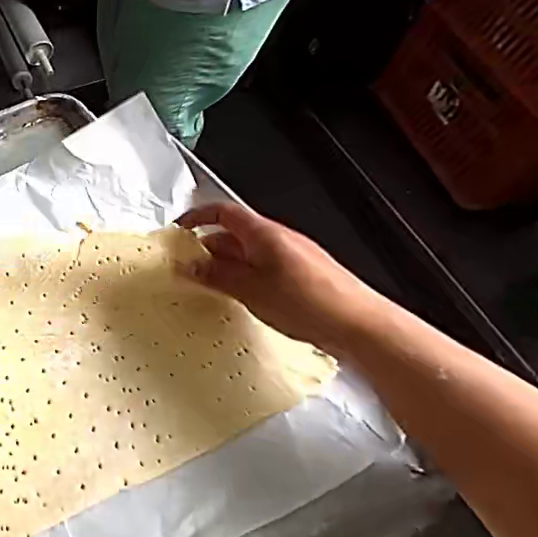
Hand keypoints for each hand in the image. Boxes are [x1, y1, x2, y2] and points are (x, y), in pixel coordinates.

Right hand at [176, 203, 390, 356]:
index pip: (223, 212)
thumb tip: (190, 265)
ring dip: (224, 266)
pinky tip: (240, 297)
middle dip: (206, 249)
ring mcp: (292, 256)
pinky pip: (262, 268)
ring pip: (247, 253)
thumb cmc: (311, 301)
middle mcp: (280, 239)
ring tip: (211, 286)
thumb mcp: (247, 288)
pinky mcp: (300, 275)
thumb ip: (214, 274)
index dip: (197, 216)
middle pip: (232, 234)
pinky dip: (244, 277)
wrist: (358, 324)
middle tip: (187, 268)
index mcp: (264, 233)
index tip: (179, 229)